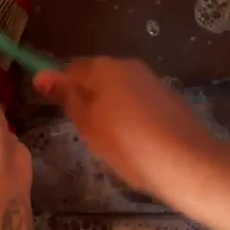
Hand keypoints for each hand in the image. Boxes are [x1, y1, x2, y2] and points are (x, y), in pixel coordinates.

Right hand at [33, 57, 224, 196]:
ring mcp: (151, 80)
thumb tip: (41, 75)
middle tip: (85, 131)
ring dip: (110, 107)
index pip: (71, 69)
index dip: (62, 89)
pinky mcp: (169, 98)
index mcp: (104, 67)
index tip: (60, 113)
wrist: (188, 164)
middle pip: (97, 77)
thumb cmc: (128, 145)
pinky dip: (131, 115)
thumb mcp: (88, 124)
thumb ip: (66, 97)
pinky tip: (135, 141)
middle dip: (88, 98)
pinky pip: (139, 101)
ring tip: (111, 140)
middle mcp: (128, 65)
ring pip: (119, 90)